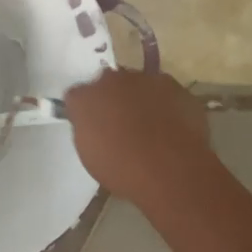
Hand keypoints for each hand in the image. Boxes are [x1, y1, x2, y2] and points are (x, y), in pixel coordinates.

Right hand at [63, 68, 217, 203]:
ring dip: (140, 99)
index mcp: (84, 97)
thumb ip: (87, 130)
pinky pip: (165, 93)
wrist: (171, 172)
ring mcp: (144, 80)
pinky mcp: (174, 87)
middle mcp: (110, 80)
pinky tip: (172, 128)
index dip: (85, 111)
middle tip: (121, 125)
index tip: (93, 127)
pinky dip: (166, 105)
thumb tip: (92, 124)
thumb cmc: (123, 170)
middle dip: (113, 99)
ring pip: (138, 85)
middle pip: (108, 84)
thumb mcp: (90, 156)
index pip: (77, 96)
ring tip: (151, 128)